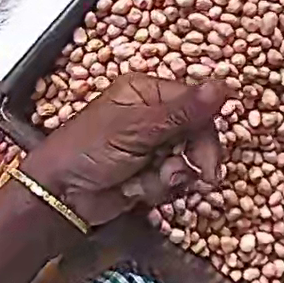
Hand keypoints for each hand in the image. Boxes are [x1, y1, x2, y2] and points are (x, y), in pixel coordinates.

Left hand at [24, 75, 230, 227]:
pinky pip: (172, 180)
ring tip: (147, 181)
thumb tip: (223, 86)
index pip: (194, 104)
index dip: (205, 130)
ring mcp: (151, 144)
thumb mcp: (137, 128)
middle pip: (196, 133)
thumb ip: (183, 112)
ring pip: (187, 160)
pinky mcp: (148, 172)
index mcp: (146, 91)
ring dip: (170, 176)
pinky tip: (136, 190)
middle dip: (190, 159)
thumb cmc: (89, 150)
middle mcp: (152, 114)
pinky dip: (158, 188)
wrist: (59, 196)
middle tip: (185, 177)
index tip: (209, 158)